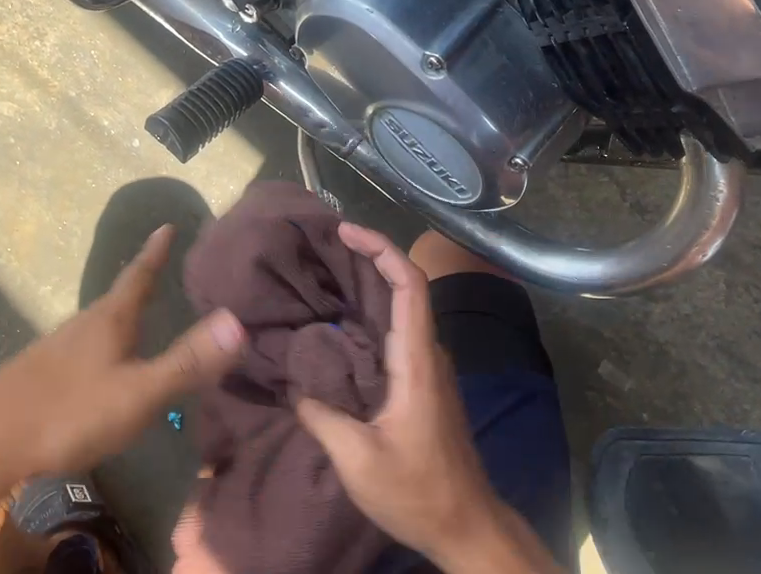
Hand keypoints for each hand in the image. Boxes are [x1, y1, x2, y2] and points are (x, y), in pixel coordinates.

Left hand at [0, 224, 246, 502]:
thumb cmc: (69, 413)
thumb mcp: (138, 394)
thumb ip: (186, 363)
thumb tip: (237, 321)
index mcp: (109, 321)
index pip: (138, 276)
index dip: (154, 252)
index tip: (165, 225)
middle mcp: (83, 325)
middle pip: (118, 297)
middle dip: (140, 282)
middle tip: (160, 267)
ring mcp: (57, 349)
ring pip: (98, 322)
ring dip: (121, 314)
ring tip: (138, 314)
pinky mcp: (42, 374)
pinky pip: (83, 346)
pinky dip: (103, 343)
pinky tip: (102, 363)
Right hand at [294, 224, 557, 573]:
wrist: (468, 528)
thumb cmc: (418, 493)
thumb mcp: (358, 460)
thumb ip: (322, 417)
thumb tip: (293, 387)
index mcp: (417, 361)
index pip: (410, 285)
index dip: (381, 249)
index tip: (345, 232)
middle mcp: (427, 355)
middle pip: (405, 287)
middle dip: (368, 257)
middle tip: (323, 247)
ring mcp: (427, 370)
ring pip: (400, 310)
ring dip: (367, 285)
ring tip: (322, 275)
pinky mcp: (421, 385)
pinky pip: (395, 333)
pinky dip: (368, 315)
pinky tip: (335, 325)